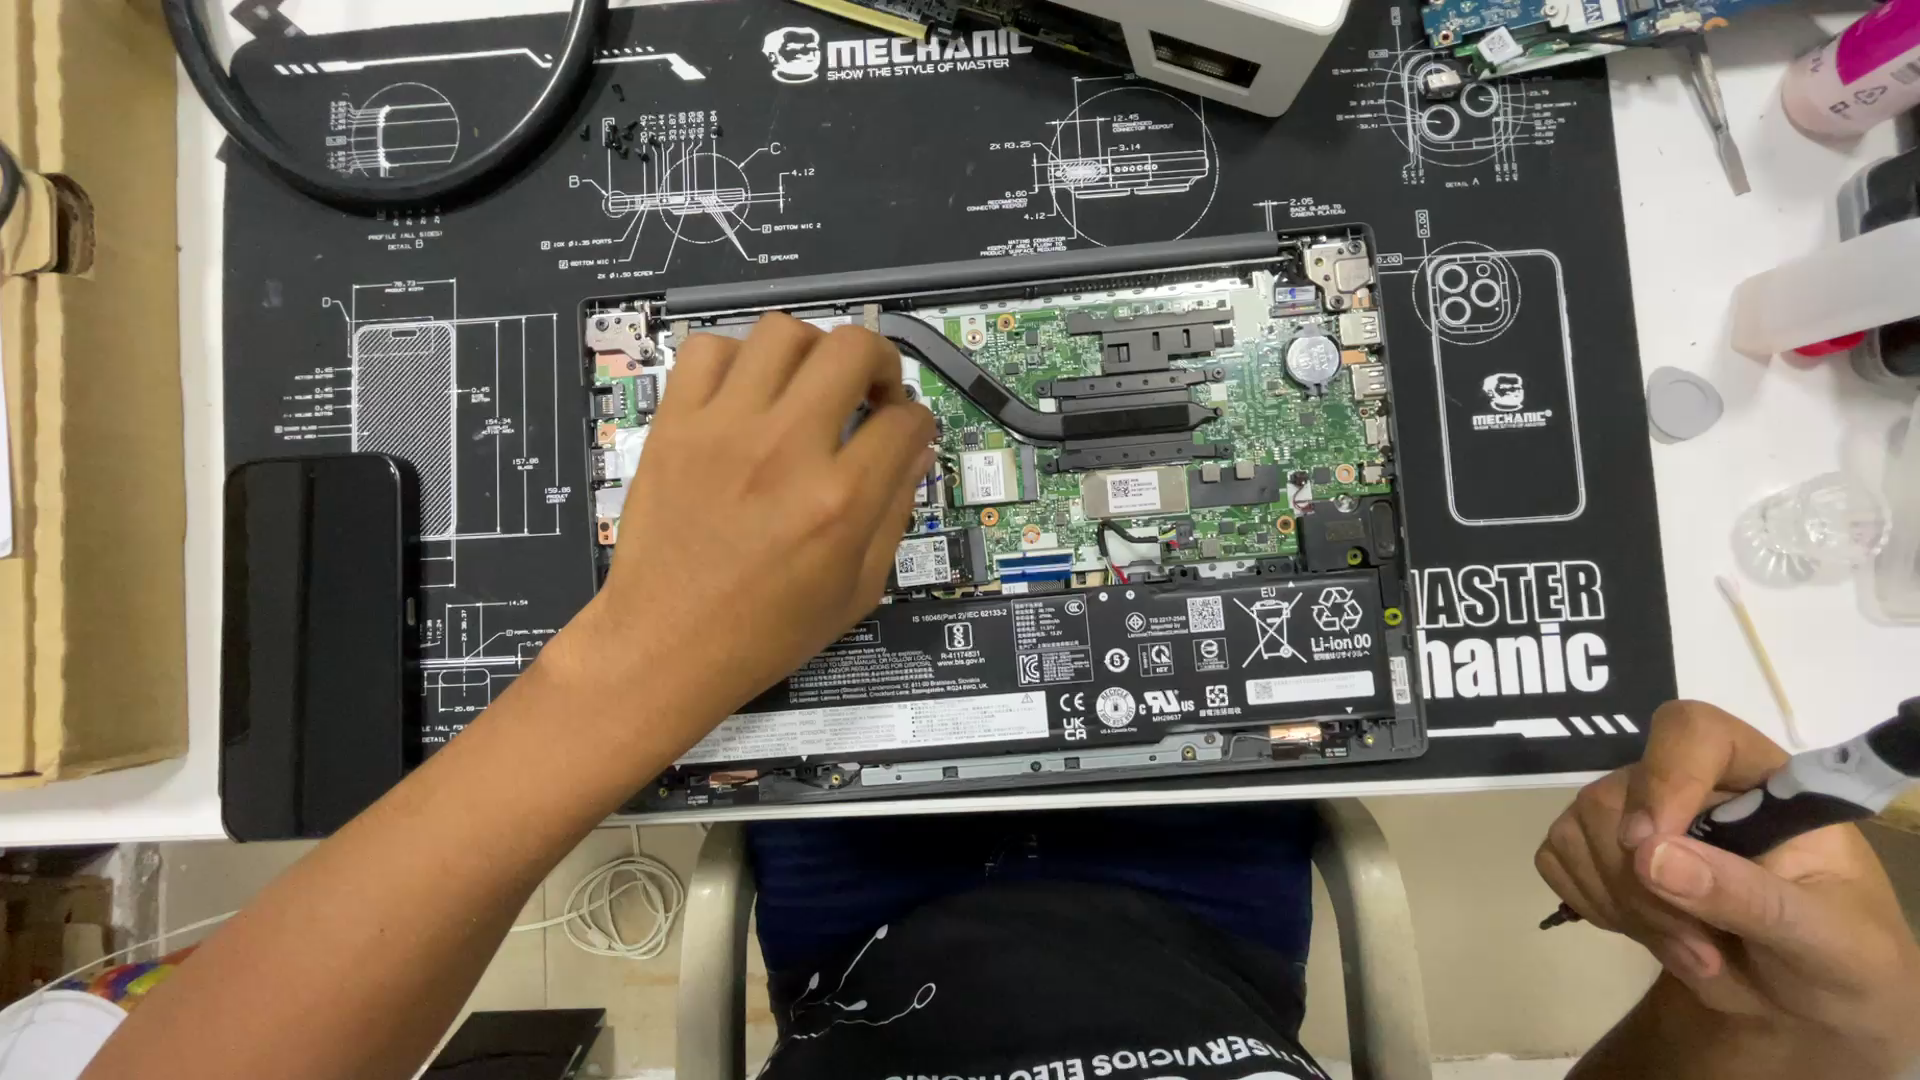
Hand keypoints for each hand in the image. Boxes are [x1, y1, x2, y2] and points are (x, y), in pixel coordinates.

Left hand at [555, 314, 934, 745]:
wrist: (666, 645)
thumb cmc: (769, 630)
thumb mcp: (857, 589)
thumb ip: (895, 513)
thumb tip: (915, 450)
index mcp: (841, 501)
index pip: (905, 420)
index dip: (918, 422)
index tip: (904, 434)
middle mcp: (787, 449)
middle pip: (854, 350)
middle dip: (881, 364)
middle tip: (870, 396)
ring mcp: (724, 429)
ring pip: (784, 332)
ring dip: (813, 353)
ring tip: (809, 388)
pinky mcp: (674, 424)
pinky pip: (709, 349)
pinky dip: (739, 359)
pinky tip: (748, 396)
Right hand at [1538, 700, 1919, 1060]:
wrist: (1800, 1002)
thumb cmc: (1842, 963)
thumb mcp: (1832, 943)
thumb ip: (1751, 897)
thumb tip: (1649, 854)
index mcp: (1757, 782)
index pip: (1693, 732)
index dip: (1666, 774)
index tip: (1654, 843)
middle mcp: (1681, 783)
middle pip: (1618, 795)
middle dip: (1647, 885)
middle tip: (1701, 949)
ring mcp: (1625, 809)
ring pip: (1578, 827)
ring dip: (1625, 905)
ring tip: (1689, 951)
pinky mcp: (1585, 843)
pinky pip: (1555, 856)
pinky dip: (1593, 903)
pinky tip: (1642, 928)